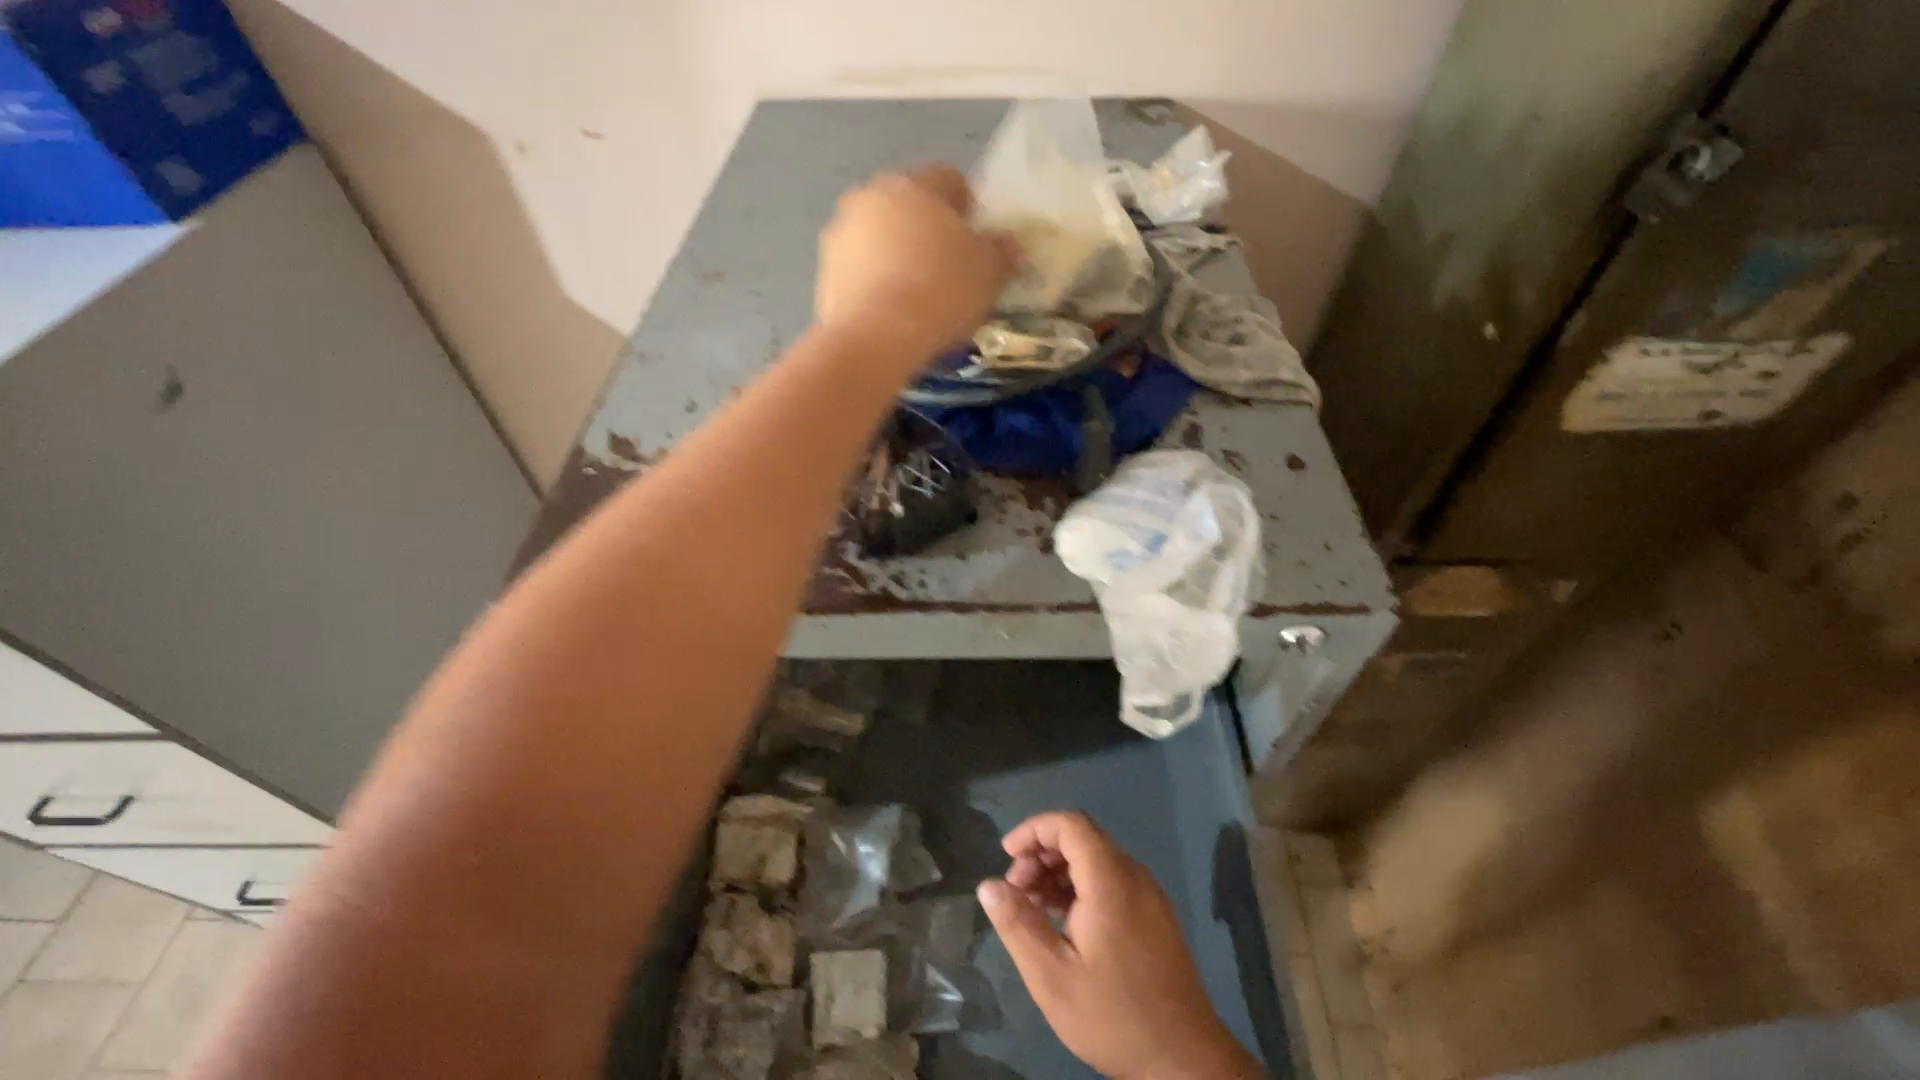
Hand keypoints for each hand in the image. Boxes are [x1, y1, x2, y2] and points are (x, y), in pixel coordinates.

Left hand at [815, 165, 1016, 365]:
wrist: (875, 339)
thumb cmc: (941, 291)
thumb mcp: (989, 272)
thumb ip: (1002, 251)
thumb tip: (1008, 243)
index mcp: (914, 183)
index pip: (949, 180)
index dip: (968, 209)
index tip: (978, 242)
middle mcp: (870, 196)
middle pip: (909, 207)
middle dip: (928, 231)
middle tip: (949, 270)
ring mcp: (840, 233)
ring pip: (880, 237)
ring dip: (897, 256)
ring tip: (918, 296)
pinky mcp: (823, 272)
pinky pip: (860, 270)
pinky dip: (876, 283)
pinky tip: (892, 312)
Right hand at [978, 812, 1261, 1079]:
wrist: (1183, 1058)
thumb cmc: (1113, 1014)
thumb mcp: (1051, 975)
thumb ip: (1017, 923)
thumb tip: (988, 885)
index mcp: (1111, 881)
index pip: (1070, 825)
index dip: (1034, 831)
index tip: (1006, 857)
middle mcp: (1134, 877)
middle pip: (1083, 840)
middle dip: (1042, 855)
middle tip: (1015, 894)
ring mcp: (1150, 897)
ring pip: (1097, 862)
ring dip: (1059, 874)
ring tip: (1032, 911)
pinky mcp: (1155, 918)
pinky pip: (1113, 883)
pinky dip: (1081, 889)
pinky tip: (1063, 925)